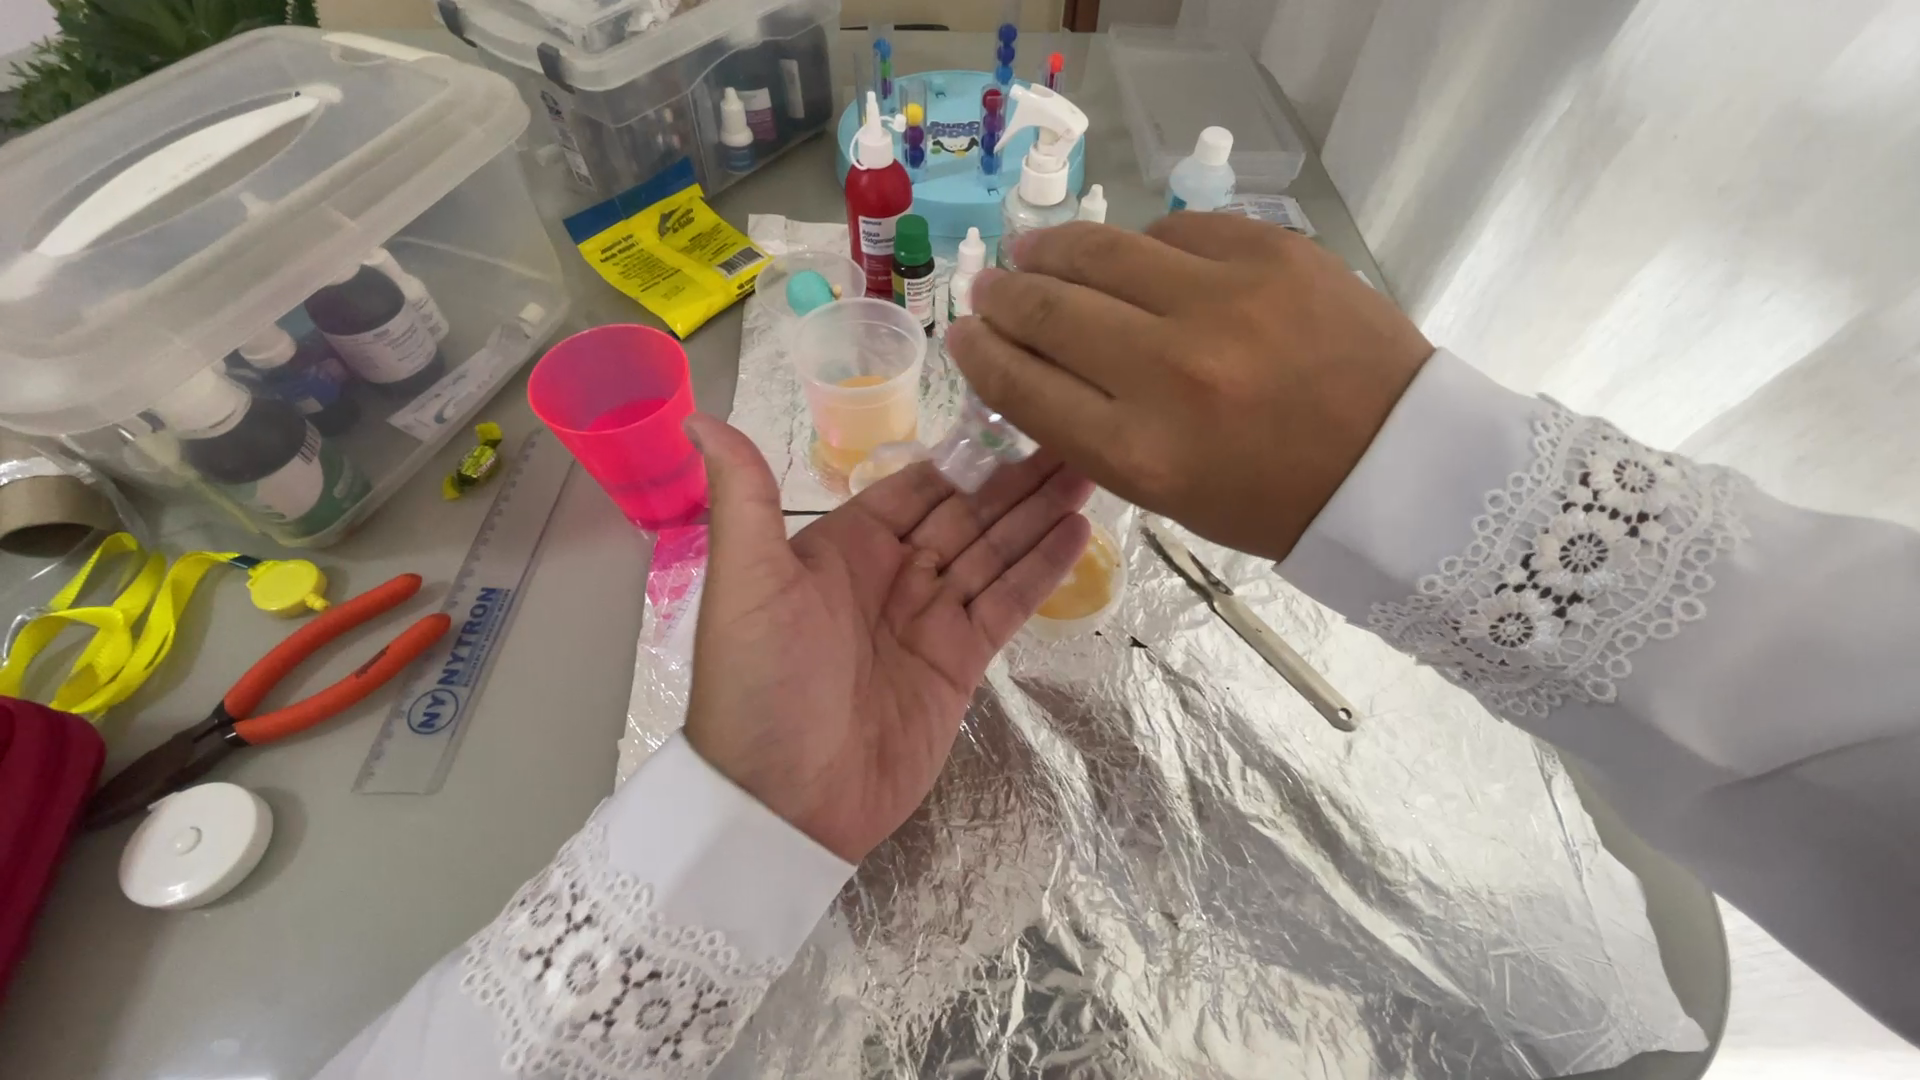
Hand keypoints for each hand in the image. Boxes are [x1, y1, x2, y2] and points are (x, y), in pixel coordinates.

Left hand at [679, 414, 1092, 862]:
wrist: (781, 801)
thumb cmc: (759, 683)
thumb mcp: (746, 581)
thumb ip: (745, 495)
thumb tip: (703, 417)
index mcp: (845, 546)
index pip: (917, 486)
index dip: (964, 455)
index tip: (1012, 417)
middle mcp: (893, 574)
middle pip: (968, 513)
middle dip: (1018, 479)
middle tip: (1074, 438)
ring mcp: (931, 619)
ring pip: (996, 552)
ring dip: (1040, 514)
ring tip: (1088, 472)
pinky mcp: (961, 662)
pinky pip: (1008, 604)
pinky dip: (1042, 569)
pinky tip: (1077, 530)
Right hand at [947, 214, 1432, 561]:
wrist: (1394, 462)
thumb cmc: (1267, 499)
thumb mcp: (1162, 489)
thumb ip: (1088, 428)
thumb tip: (1030, 361)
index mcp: (1138, 453)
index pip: (1022, 385)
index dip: (979, 354)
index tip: (963, 334)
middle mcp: (1168, 372)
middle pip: (1048, 311)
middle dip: (1003, 296)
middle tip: (988, 288)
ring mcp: (1222, 302)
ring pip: (1099, 251)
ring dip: (1050, 249)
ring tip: (1031, 250)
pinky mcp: (1271, 252)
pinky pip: (1172, 229)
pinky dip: (1138, 244)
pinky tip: (1131, 257)